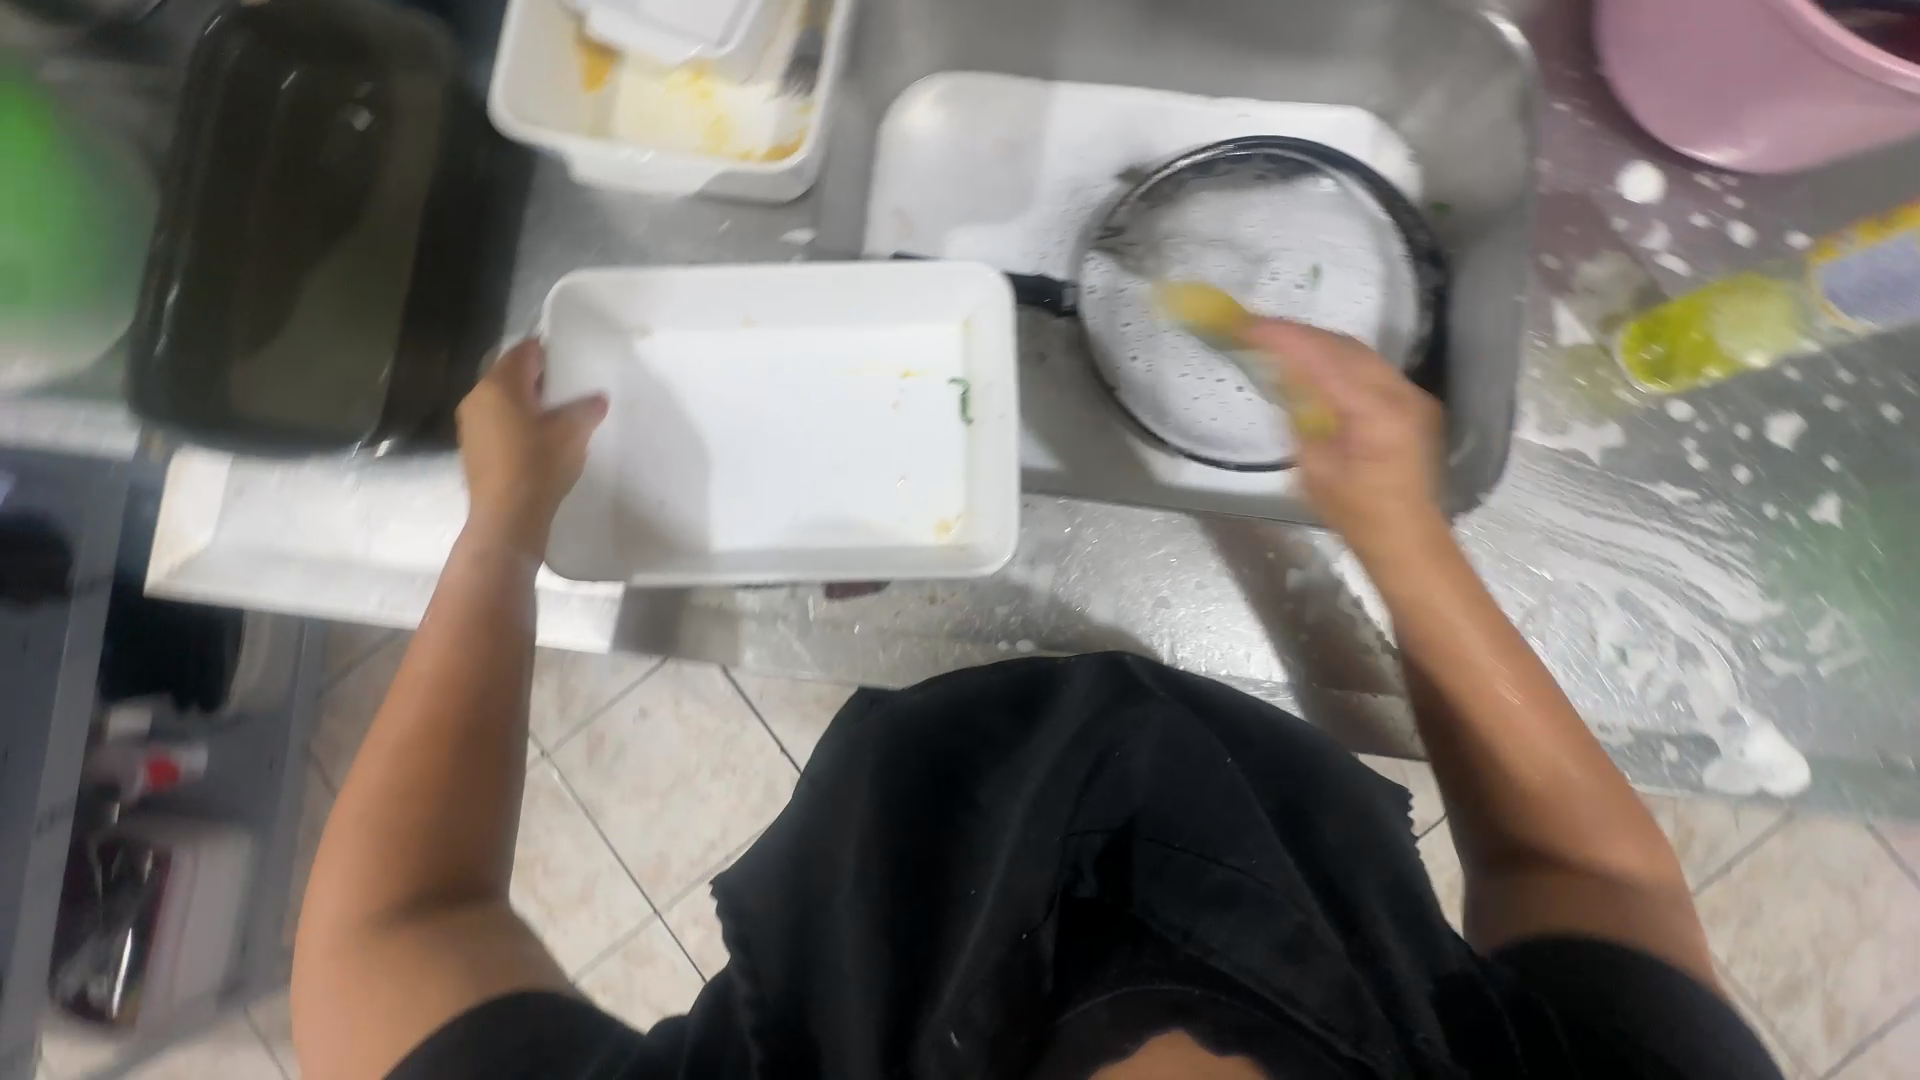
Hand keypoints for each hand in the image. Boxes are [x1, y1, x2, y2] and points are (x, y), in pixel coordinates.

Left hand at [455, 339, 607, 558]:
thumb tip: (596, 398)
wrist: (507, 516)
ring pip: (503, 399)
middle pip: (510, 374)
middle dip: (540, 378)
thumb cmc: (539, 465)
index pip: (524, 351)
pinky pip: (498, 421)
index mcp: (500, 385)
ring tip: (558, 417)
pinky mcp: (473, 447)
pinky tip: (540, 441)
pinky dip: (518, 422)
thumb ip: (587, 408)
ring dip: (528, 402)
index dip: (549, 351)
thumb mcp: (573, 432)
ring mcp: (470, 423)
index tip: (572, 360)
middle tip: (570, 389)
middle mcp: (477, 397)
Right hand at [1240, 319, 1449, 562]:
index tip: (1246, 325)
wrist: (1406, 534)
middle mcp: (1399, 393)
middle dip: (1296, 334)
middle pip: (1342, 346)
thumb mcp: (1313, 469)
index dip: (1282, 338)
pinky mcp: (1409, 401)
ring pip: (1357, 351)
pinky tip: (1310, 362)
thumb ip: (1301, 420)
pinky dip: (1333, 357)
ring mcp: (1409, 394)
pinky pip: (1367, 366)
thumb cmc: (1355, 512)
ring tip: (1277, 340)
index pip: (1322, 360)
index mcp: (1374, 413)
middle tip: (1255, 328)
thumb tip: (1284, 384)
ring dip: (1315, 343)